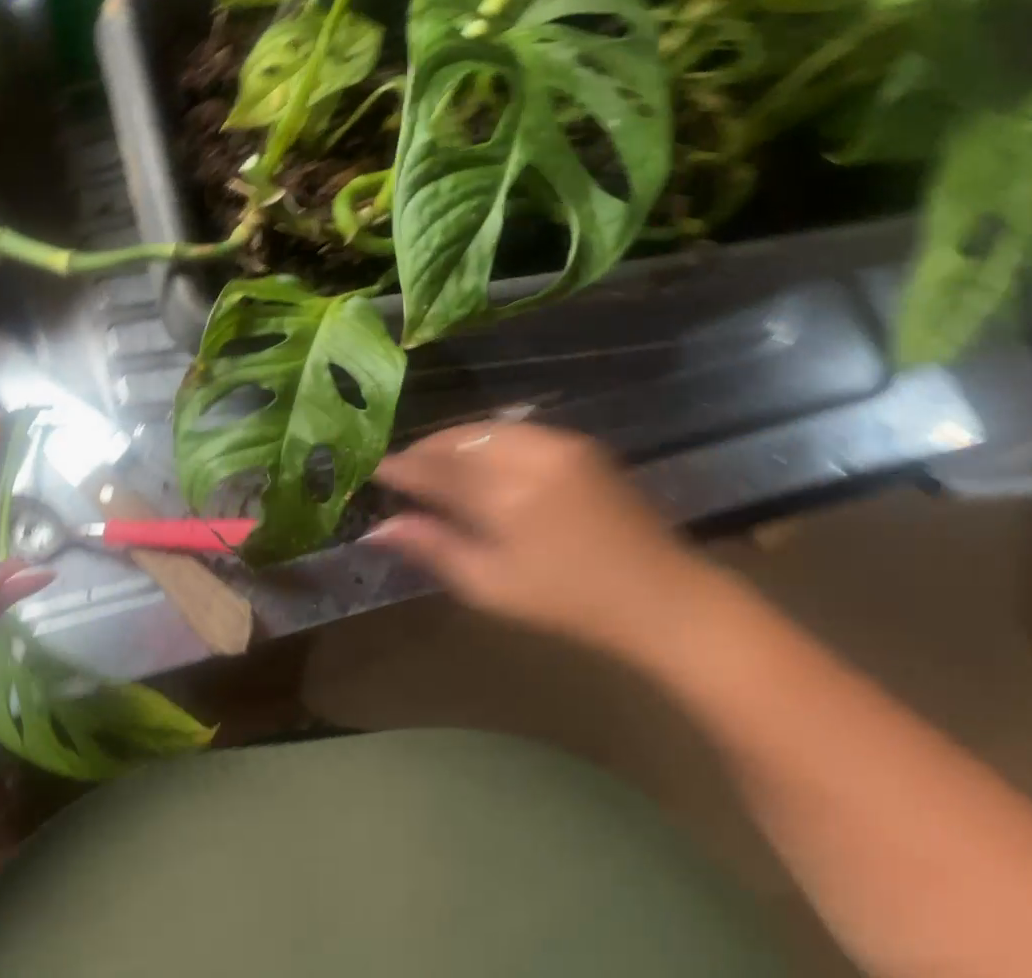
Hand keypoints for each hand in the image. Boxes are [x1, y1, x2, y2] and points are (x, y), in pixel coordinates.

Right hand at [365, 423, 731, 658]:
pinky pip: (516, 431)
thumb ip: (432, 547)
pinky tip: (477, 464)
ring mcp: (560, 443)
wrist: (659, 597)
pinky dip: (486, 442)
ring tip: (432, 467)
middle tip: (399, 472)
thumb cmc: (566, 603)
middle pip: (457, 440)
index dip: (399, 468)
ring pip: (486, 429)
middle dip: (423, 451)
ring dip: (453, 444)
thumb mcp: (489, 585)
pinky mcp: (580, 444)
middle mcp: (530, 454)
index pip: (433, 468)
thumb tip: (376, 528)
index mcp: (505, 494)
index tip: (372, 471)